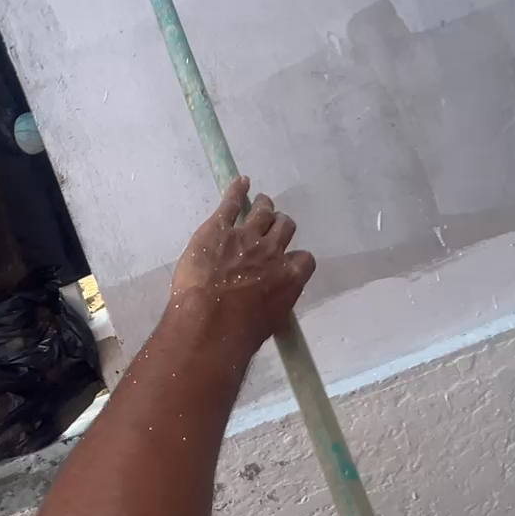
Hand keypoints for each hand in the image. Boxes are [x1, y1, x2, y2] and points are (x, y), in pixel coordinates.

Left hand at [167, 177, 316, 358]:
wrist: (210, 322)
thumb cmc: (240, 334)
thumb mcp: (270, 323)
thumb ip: (277, 304)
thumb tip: (273, 303)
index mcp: (289, 276)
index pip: (305, 258)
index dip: (296, 257)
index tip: (289, 258)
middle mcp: (272, 251)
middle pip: (285, 227)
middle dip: (281, 225)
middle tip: (274, 225)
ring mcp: (246, 236)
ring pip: (263, 212)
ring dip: (264, 206)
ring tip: (262, 202)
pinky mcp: (219, 227)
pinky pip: (232, 202)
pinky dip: (238, 190)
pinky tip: (241, 182)